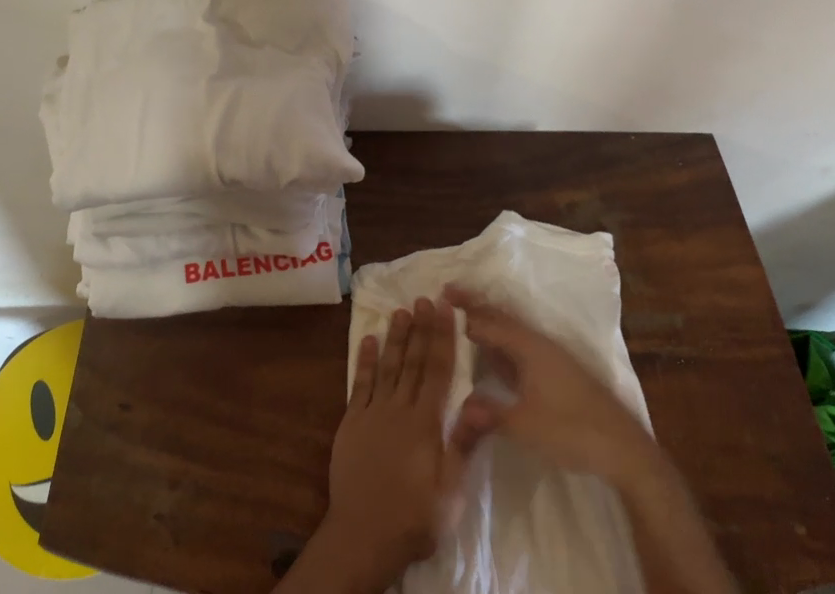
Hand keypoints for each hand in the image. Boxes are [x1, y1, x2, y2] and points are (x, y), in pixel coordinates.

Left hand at [281, 297, 480, 592]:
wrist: (364, 535)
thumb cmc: (416, 516)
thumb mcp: (451, 488)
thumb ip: (464, 442)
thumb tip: (484, 402)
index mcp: (425, 423)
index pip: (437, 370)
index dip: (442, 337)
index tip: (444, 308)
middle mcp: (397, 410)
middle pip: (411, 362)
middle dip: (419, 329)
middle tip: (423, 298)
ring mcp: (371, 414)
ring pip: (385, 367)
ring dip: (393, 338)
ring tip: (399, 311)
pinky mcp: (351, 424)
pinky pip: (359, 385)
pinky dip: (364, 362)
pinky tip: (367, 341)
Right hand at [445, 285, 659, 486]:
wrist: (624, 450)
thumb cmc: (572, 431)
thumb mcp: (524, 426)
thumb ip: (488, 414)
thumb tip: (459, 408)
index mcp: (530, 348)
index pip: (490, 321)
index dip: (466, 308)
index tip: (441, 294)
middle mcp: (541, 345)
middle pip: (503, 318)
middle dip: (477, 306)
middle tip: (450, 294)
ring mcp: (553, 359)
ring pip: (514, 332)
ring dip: (490, 322)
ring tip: (465, 317)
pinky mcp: (559, 374)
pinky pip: (521, 347)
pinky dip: (502, 341)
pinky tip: (494, 352)